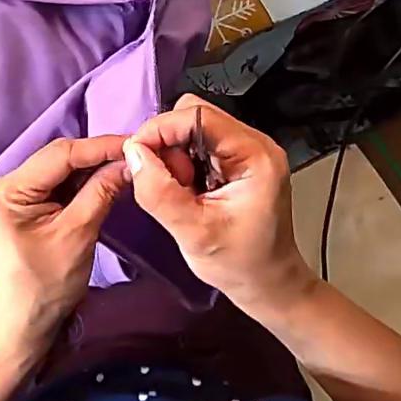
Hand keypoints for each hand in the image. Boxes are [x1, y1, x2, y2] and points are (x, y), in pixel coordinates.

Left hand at [0, 135, 131, 367]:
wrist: (21, 330)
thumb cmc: (44, 288)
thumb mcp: (76, 236)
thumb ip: (100, 193)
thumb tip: (129, 162)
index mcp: (9, 189)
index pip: (60, 155)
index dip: (99, 147)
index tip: (135, 143)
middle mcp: (7, 185)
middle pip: (59, 159)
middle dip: (98, 156)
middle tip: (137, 154)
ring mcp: (15, 197)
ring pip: (61, 172)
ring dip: (93, 169)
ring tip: (128, 165)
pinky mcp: (26, 209)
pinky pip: (58, 187)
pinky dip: (83, 185)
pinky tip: (108, 181)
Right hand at [123, 95, 314, 317]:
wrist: (267, 285)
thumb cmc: (241, 264)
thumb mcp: (193, 233)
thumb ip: (159, 192)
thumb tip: (133, 153)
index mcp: (256, 155)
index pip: (198, 116)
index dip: (160, 129)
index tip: (135, 153)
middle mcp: (253, 144)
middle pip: (193, 115)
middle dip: (167, 142)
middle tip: (165, 180)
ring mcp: (244, 150)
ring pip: (190, 127)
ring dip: (172, 153)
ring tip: (180, 190)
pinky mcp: (233, 160)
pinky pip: (194, 143)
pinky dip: (179, 161)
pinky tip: (185, 189)